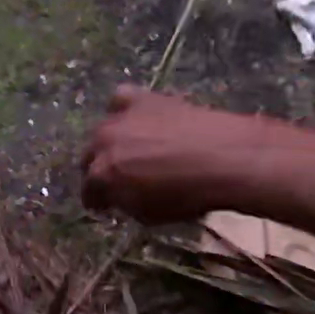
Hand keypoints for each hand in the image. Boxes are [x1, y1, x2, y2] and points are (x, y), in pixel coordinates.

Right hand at [81, 86, 275, 224]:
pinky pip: (120, 100)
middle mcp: (104, 143)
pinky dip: (122, 110)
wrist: (226, 157)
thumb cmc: (189, 195)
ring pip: (102, 129)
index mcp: (103, 175)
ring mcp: (122, 117)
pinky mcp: (143, 98)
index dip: (96, 200)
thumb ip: (126, 204)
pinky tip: (135, 119)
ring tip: (127, 149)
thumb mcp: (150, 215)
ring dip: (110, 142)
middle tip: (116, 179)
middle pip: (90, 157)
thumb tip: (119, 197)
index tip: (104, 205)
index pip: (89, 191)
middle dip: (99, 170)